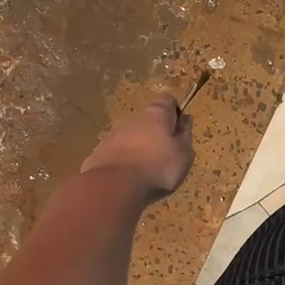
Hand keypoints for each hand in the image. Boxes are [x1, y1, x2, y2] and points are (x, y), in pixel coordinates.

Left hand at [78, 95, 193, 201]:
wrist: (114, 185)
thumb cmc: (158, 166)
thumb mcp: (184, 153)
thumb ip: (185, 135)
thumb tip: (184, 121)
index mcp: (156, 114)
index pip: (168, 99)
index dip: (176, 111)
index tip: (180, 129)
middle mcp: (132, 118)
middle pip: (148, 118)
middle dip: (157, 131)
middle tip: (166, 152)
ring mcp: (112, 134)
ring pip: (131, 134)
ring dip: (140, 145)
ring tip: (147, 167)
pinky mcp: (99, 151)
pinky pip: (117, 150)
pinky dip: (125, 158)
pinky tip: (130, 175)